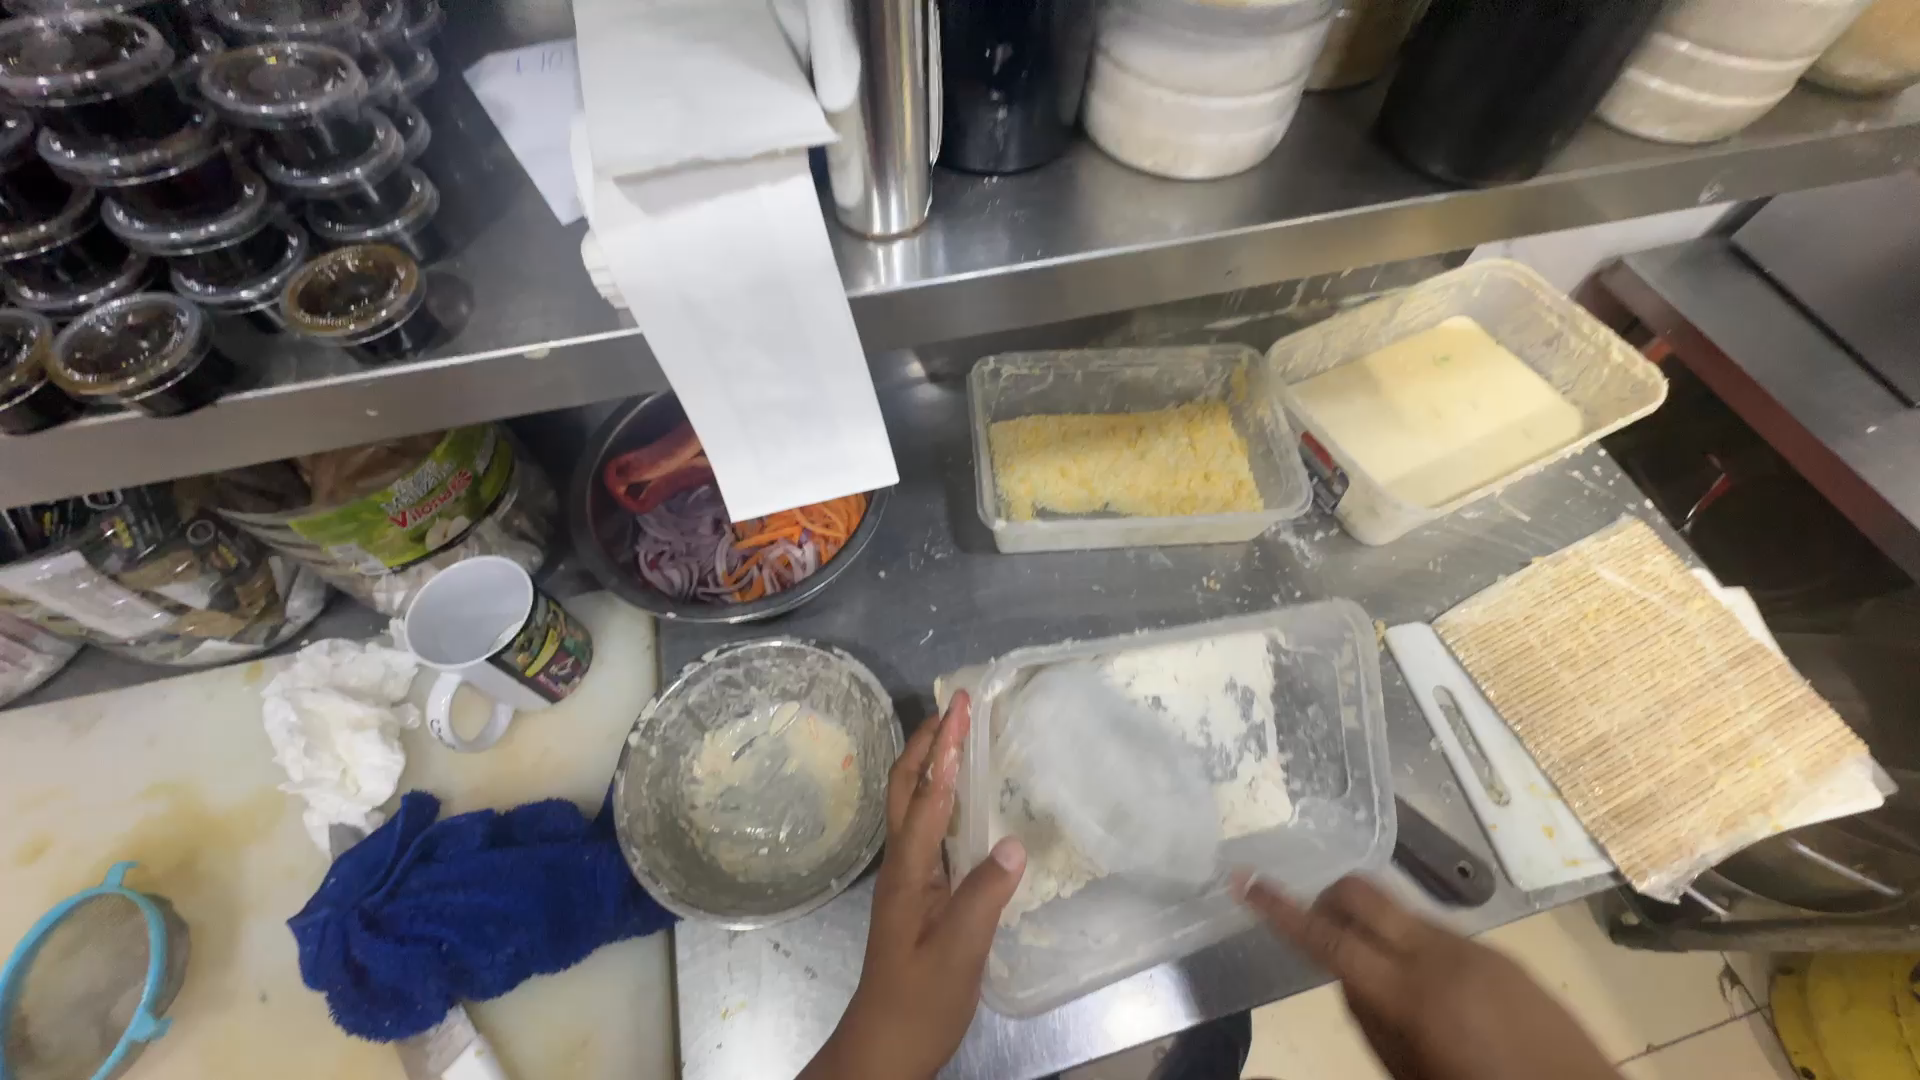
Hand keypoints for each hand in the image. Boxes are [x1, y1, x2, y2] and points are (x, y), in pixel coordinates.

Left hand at [800, 692, 1027, 1079]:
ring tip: (952, 733)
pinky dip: (938, 792)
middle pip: (905, 786)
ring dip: (928, 761)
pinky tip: (958, 795)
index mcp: (909, 868)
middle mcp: (901, 860)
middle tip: (951, 707)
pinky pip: (924, 823)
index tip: (958, 708)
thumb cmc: (921, 999)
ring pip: (910, 802)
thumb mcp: (960, 952)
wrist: (885, 1044)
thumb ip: (985, 895)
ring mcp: (906, 873)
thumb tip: (1015, 841)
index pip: (928, 796)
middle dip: (925, 741)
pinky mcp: (916, 887)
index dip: (944, 749)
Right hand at [1237, 872, 1620, 1079]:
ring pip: (1397, 908)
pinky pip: (1435, 930)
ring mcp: (1473, 948)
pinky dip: (1412, 945)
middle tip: (1319, 926)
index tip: (1244, 880)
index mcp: (1410, 996)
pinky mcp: (1500, 953)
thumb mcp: (1411, 1076)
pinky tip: (1434, 991)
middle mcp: (1438, 955)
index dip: (1280, 909)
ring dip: (1372, 926)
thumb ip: (1369, 1019)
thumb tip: (1345, 973)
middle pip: (1359, 891)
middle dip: (1326, 897)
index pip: (1327, 938)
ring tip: (1384, 975)